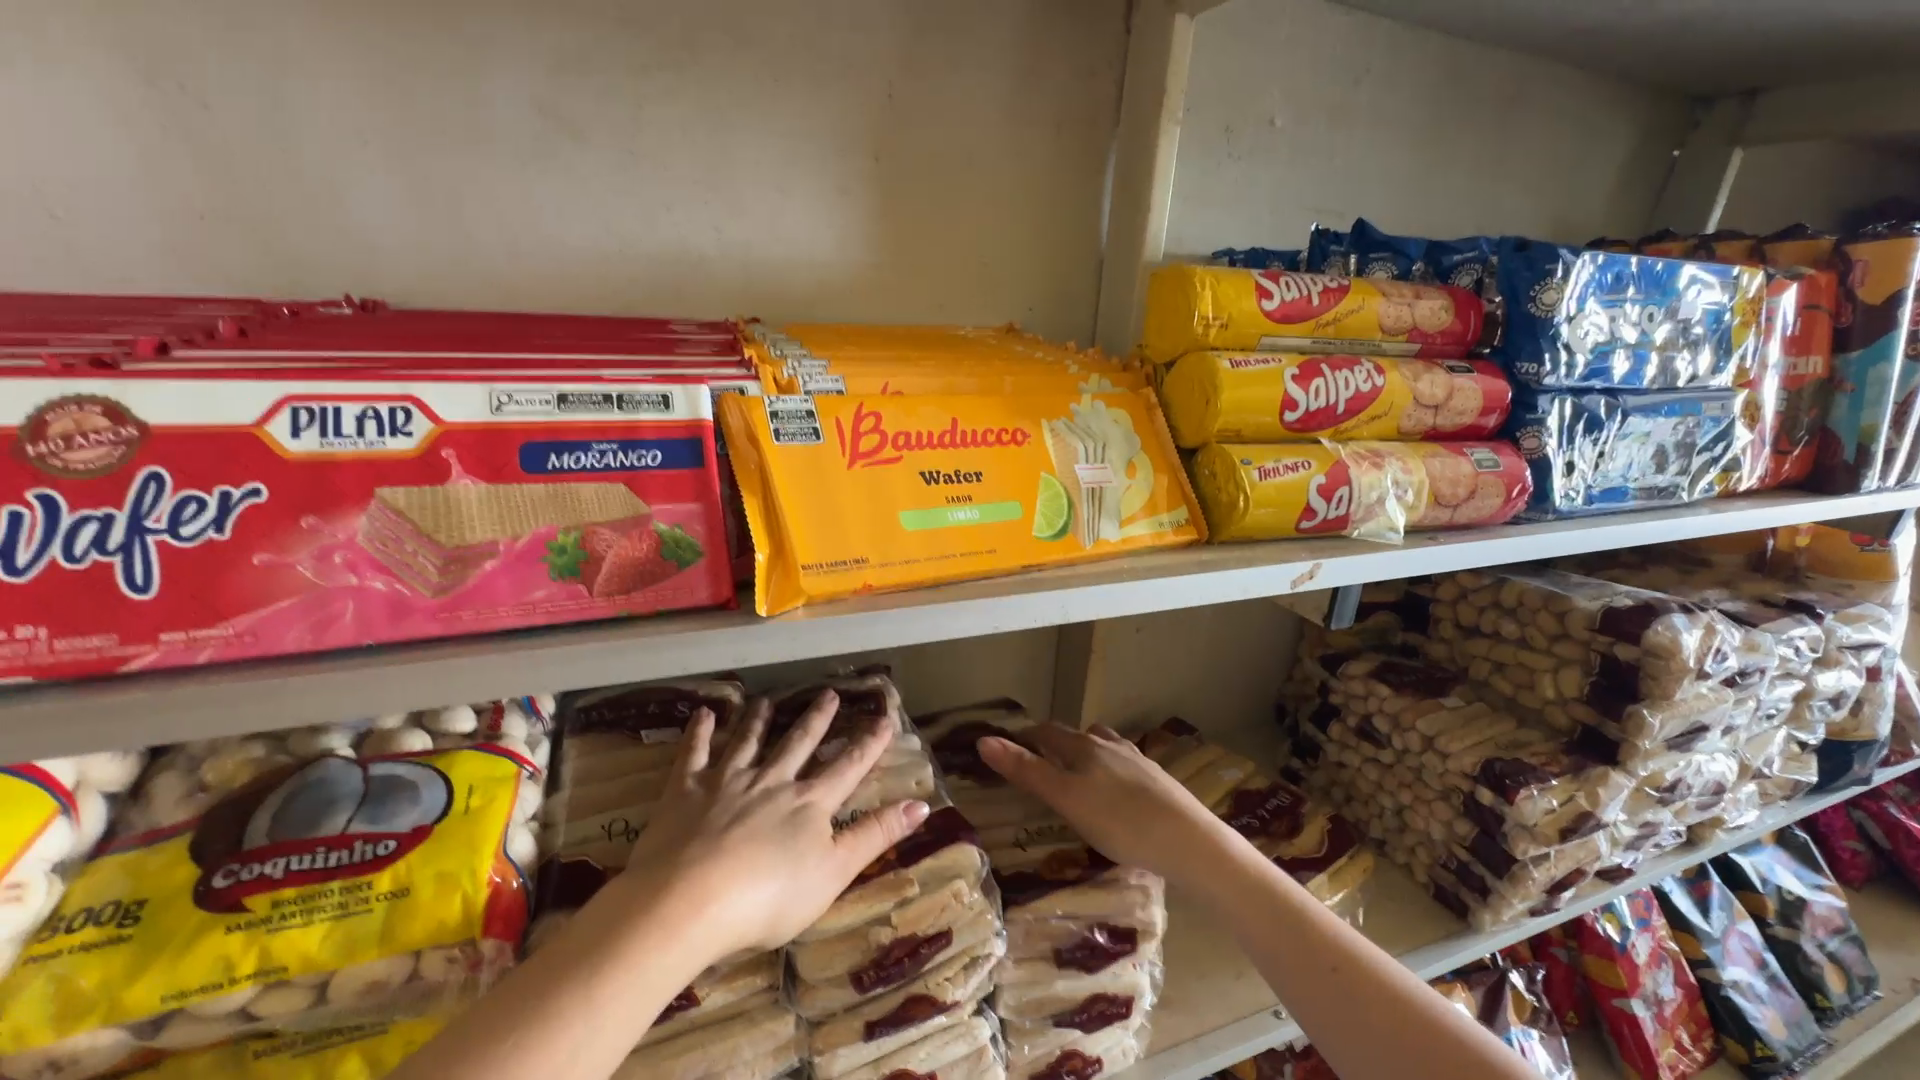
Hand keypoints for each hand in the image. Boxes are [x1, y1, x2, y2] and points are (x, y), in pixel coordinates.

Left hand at [617, 691, 930, 959]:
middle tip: (829, 694)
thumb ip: (876, 836)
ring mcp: (726, 782)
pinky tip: (703, 715)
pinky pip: (694, 754)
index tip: (885, 719)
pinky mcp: (685, 791)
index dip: (868, 745)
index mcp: (809, 804)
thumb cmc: (770, 898)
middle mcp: (771, 782)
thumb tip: (921, 805)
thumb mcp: (835, 873)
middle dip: (816, 720)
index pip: (847, 768)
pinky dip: (700, 733)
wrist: (692, 900)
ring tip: (767, 701)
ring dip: (759, 721)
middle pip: (798, 745)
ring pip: (747, 743)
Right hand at [978, 723, 1233, 885]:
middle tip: (1039, 764)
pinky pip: (1126, 767)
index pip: (1047, 732)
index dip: (1025, 737)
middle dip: (1055, 745)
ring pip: (1106, 748)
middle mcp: (1111, 746)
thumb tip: (983, 740)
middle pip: (1077, 736)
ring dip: (1087, 754)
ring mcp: (1139, 762)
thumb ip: (1026, 771)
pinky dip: (1111, 772)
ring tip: (1077, 775)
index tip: (1009, 748)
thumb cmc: (1120, 821)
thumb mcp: (1064, 799)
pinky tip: (1116, 794)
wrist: (1189, 841)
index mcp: (1084, 747)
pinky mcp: (1159, 782)